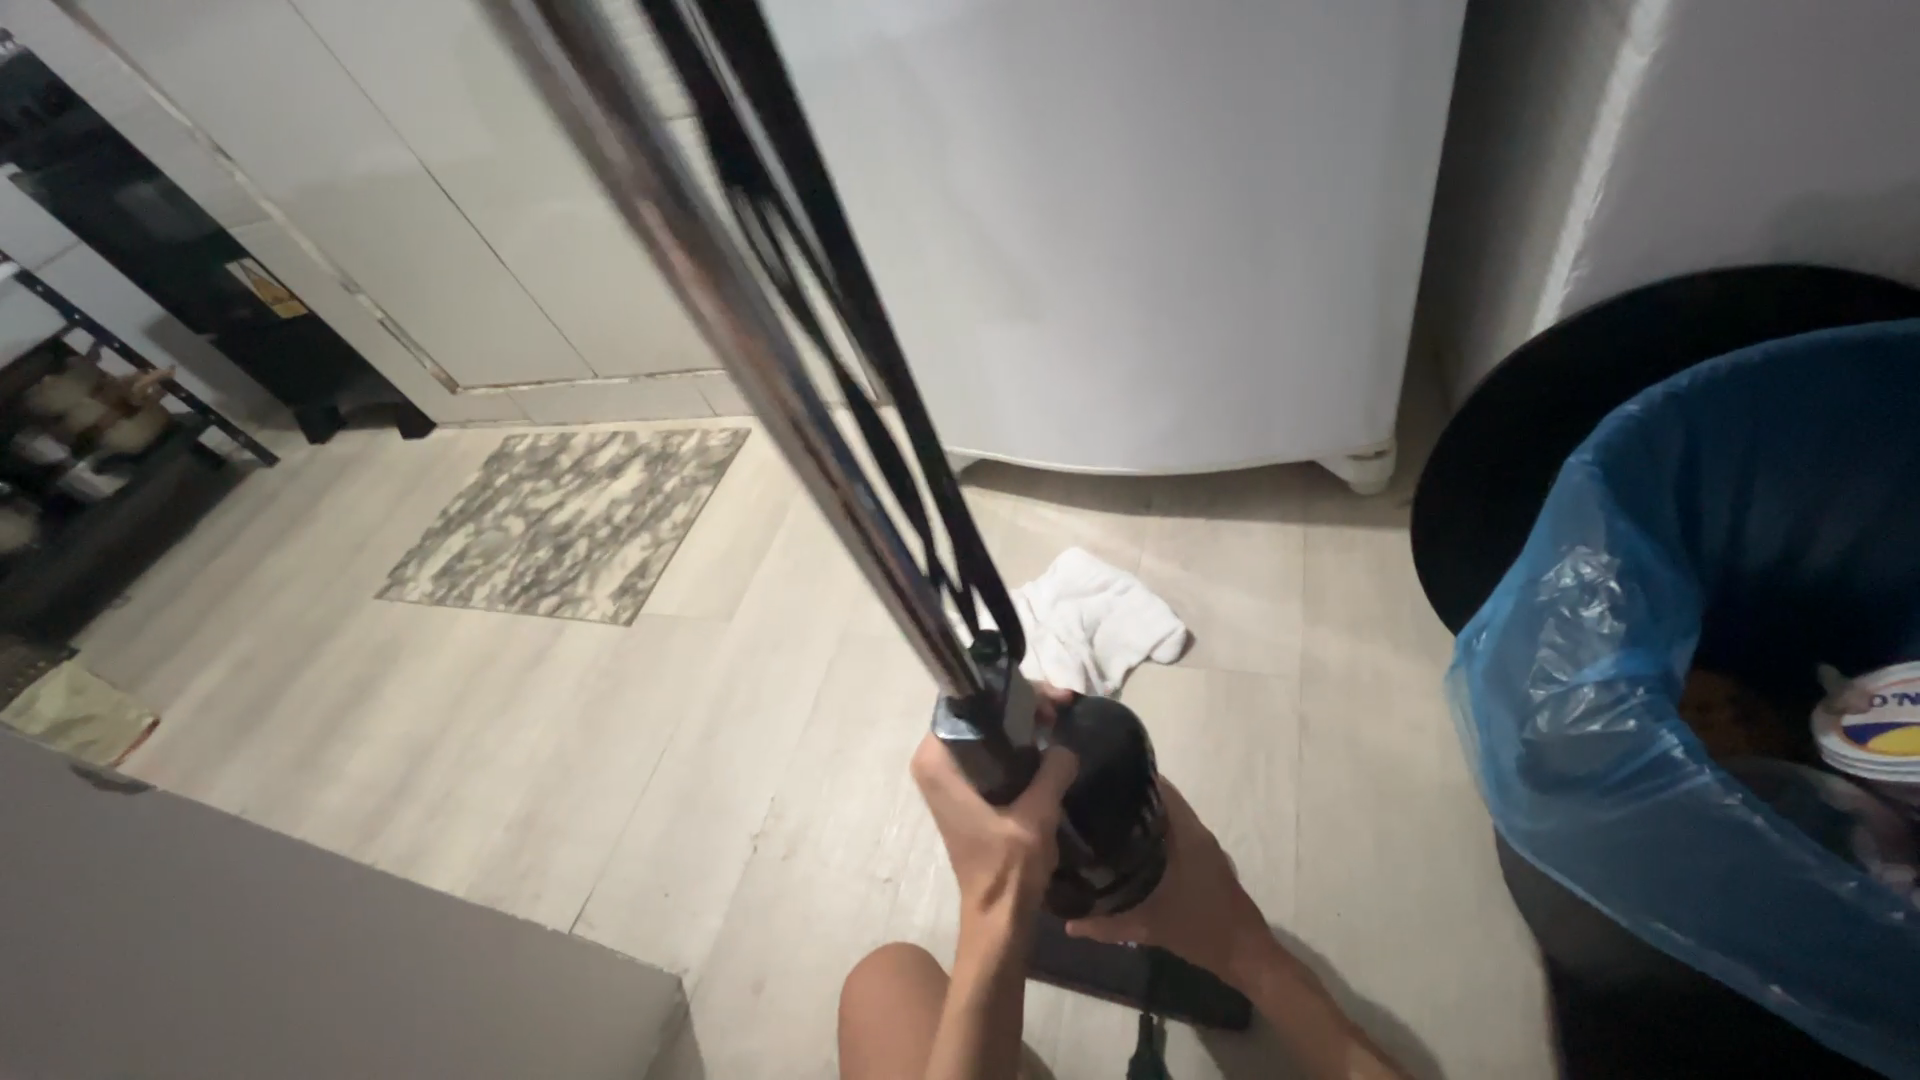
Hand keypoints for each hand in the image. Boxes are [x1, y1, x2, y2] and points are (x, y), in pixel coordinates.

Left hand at [910, 683, 1078, 925]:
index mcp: (937, 761)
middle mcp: (934, 762)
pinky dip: (1019, 744)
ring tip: (1060, 717)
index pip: (967, 701)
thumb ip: (1052, 772)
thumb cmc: (1008, 867)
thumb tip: (1066, 746)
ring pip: (987, 730)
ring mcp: (948, 776)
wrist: (999, 916)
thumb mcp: (1036, 815)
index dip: (1009, 691)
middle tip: (1061, 706)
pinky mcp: (965, 790)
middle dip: (1021, 705)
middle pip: (979, 712)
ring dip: (1023, 723)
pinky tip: (1049, 741)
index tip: (1046, 697)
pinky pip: (991, 751)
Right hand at [1063, 777, 1276, 986]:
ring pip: (1170, 818)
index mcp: (1187, 835)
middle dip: (1130, 800)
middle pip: (1162, 801)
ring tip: (1106, 820)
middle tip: (1095, 801)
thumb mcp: (1147, 928)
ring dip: (1143, 817)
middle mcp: (1196, 832)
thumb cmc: (1199, 931)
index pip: (1159, 789)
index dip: (1130, 780)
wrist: (1245, 956)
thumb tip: (1068, 923)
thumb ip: (1106, 926)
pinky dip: (1156, 834)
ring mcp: (1204, 846)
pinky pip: (1177, 834)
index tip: (1101, 778)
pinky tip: (1132, 848)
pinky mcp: (1207, 860)